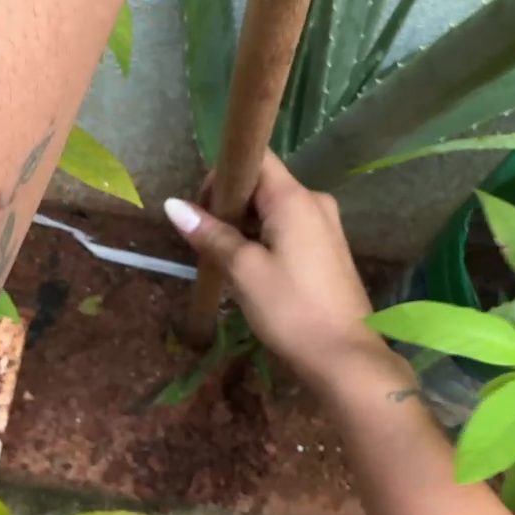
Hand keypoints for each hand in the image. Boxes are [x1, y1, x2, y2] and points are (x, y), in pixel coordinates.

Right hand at [164, 151, 402, 393]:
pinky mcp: (326, 250)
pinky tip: (251, 273)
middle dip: (229, 207)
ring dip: (244, 228)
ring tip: (225, 264)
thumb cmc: (290, 309)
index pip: (255, 158)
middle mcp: (314, 202)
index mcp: (294, 198)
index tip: (201, 210)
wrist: (342, 356)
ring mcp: (324, 226)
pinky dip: (263, 242)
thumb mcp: (243, 271)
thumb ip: (210, 235)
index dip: (222, 175)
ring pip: (273, 211)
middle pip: (262, 185)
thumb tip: (172, 206)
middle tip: (206, 244)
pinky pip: (287, 231)